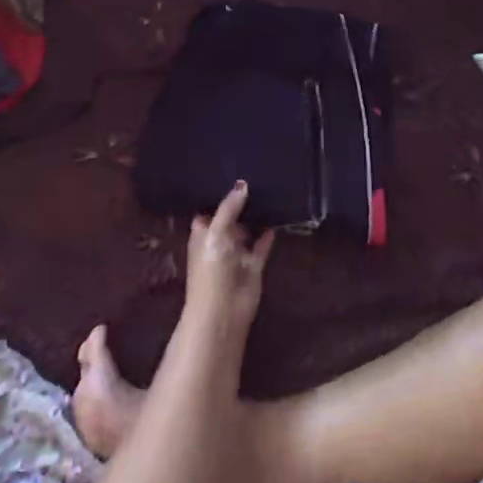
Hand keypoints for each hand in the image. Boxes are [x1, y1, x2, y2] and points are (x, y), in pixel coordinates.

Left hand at [184, 181, 275, 333]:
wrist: (224, 310)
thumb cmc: (211, 268)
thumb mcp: (216, 232)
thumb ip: (229, 207)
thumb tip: (242, 184)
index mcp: (203, 232)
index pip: (209, 208)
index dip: (218, 194)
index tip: (230, 171)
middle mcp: (219, 239)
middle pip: (230, 216)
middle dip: (240, 201)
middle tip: (257, 175)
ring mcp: (237, 252)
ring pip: (247, 229)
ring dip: (255, 216)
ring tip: (270, 189)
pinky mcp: (253, 263)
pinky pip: (262, 244)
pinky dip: (269, 233)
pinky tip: (278, 216)